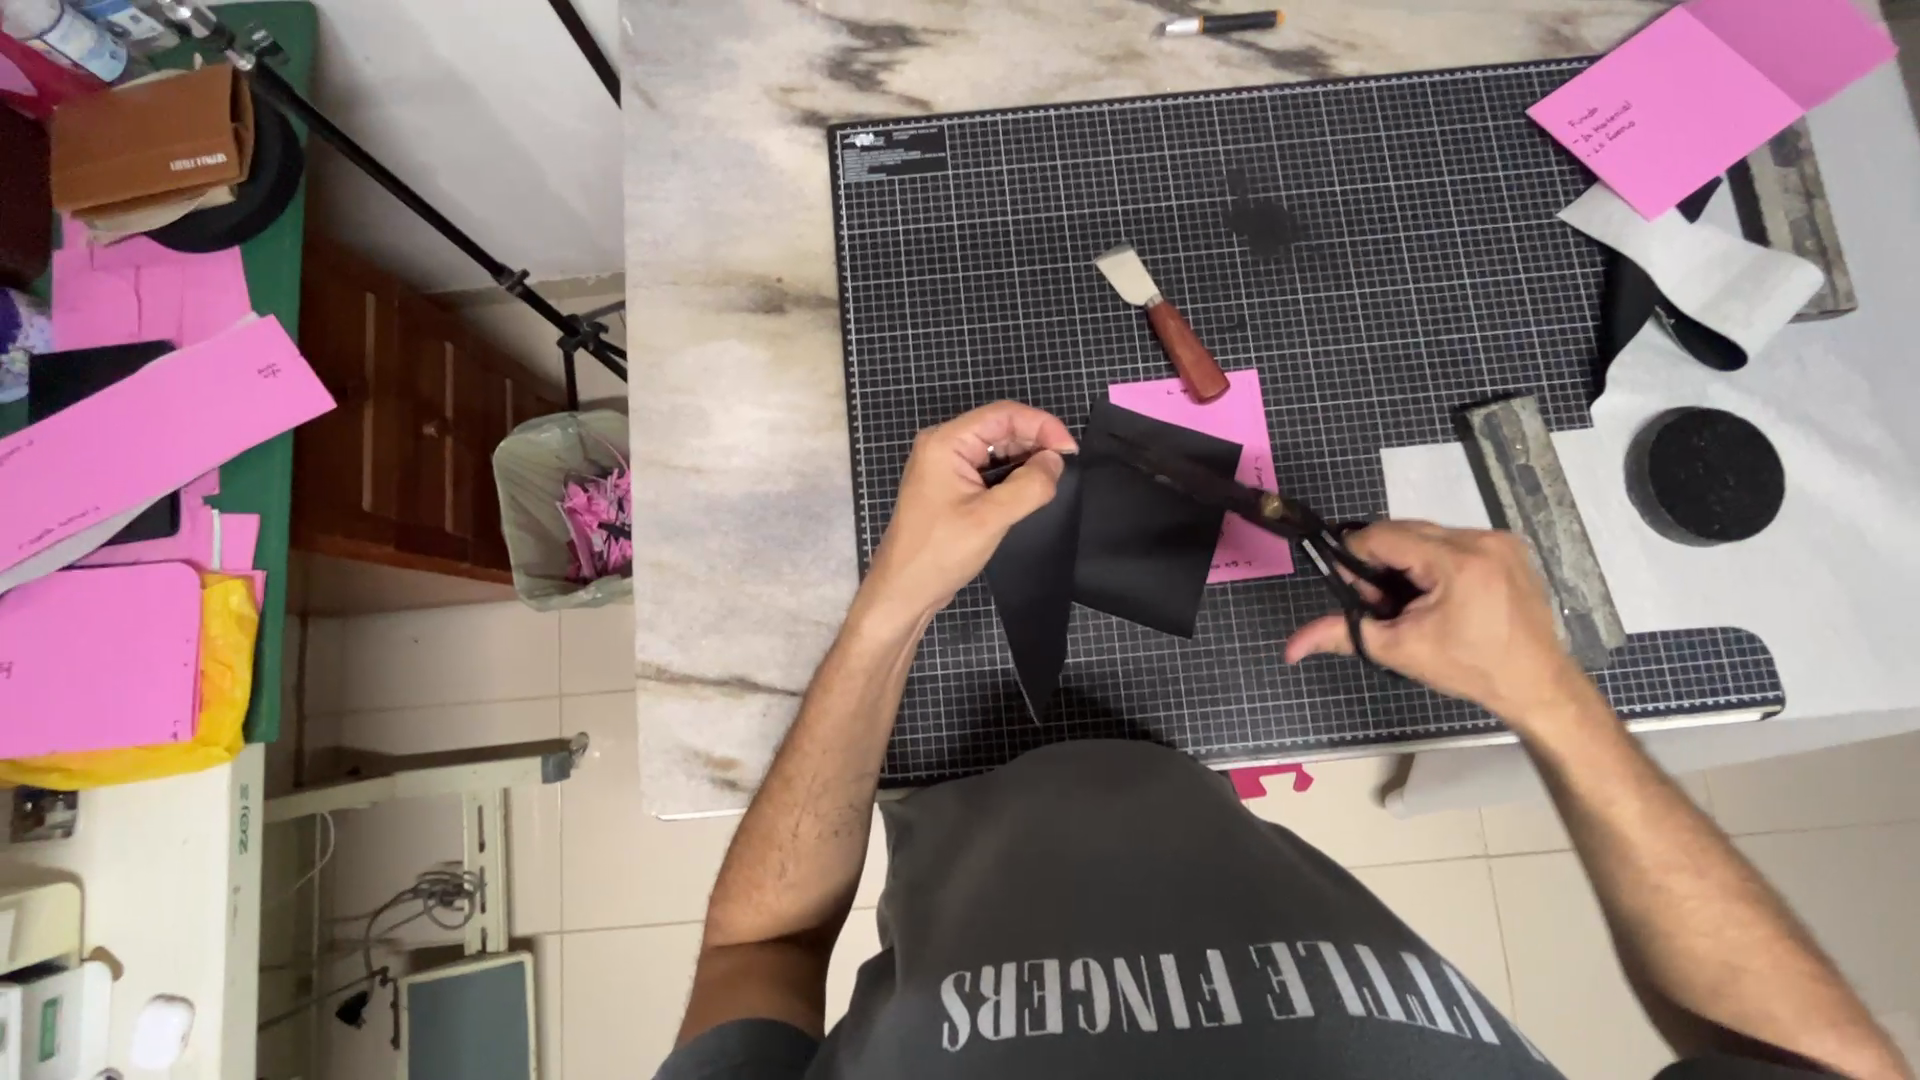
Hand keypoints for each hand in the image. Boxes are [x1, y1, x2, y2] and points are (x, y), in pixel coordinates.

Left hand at [858, 402, 1077, 623]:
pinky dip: (1011, 475)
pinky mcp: (950, 487)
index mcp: (945, 442)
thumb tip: (1055, 461)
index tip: (1070, 449)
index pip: (1002, 415)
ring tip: (1052, 478)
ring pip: (995, 449)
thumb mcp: (990, 518)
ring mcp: (945, 467)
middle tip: (1064, 466)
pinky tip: (1030, 489)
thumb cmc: (939, 553)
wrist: (903, 590)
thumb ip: (1029, 486)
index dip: (1041, 425)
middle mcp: (943, 446)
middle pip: (999, 428)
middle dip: (1035, 442)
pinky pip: (987, 469)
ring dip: (1025, 460)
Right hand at [1284, 521, 1595, 728]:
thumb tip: (1290, 648)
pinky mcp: (1510, 549)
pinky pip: (1453, 541)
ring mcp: (1501, 541)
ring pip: (1428, 534)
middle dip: (1382, 561)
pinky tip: (1437, 594)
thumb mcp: (1399, 650)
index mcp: (1458, 562)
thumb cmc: (1468, 668)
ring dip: (1407, 560)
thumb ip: (1342, 635)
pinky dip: (1433, 561)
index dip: (1356, 556)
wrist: (1537, 684)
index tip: (1356, 590)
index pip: (1383, 535)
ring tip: (1411, 600)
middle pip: (1405, 531)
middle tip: (1383, 601)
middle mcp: (1482, 540)